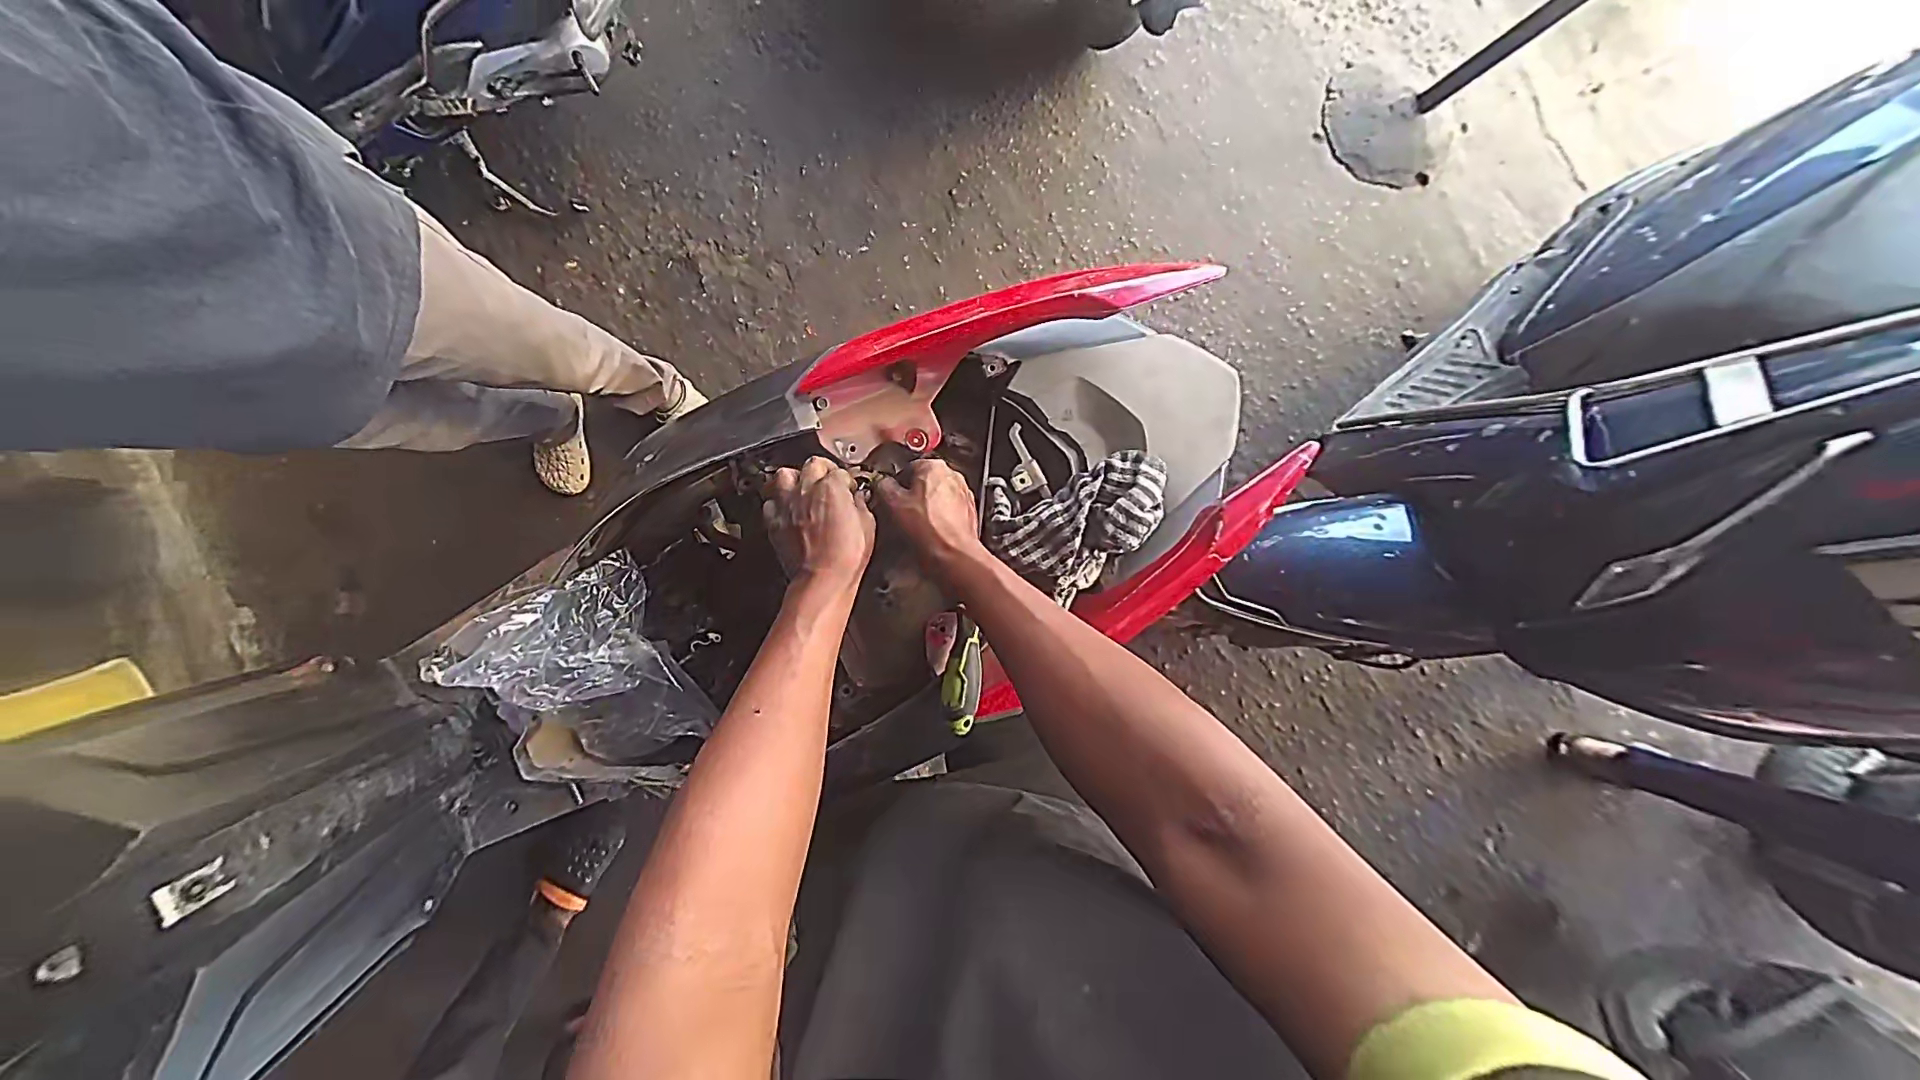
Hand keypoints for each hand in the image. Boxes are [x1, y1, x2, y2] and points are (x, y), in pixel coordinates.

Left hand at [762, 457, 875, 591]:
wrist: (823, 580)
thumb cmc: (846, 557)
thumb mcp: (868, 526)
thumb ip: (861, 505)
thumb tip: (859, 500)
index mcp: (832, 487)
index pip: (840, 471)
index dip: (847, 480)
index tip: (850, 489)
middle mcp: (806, 490)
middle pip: (812, 464)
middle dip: (822, 470)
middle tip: (829, 482)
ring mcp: (787, 505)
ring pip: (784, 475)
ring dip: (794, 479)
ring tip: (803, 487)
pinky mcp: (774, 523)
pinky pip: (770, 502)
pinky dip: (778, 502)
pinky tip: (787, 508)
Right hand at [875, 458, 988, 582]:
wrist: (954, 554)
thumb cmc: (929, 529)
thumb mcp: (893, 503)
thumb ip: (883, 485)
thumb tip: (881, 482)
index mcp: (933, 466)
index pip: (908, 466)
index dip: (896, 483)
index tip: (891, 496)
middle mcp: (952, 475)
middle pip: (924, 480)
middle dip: (913, 494)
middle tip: (903, 511)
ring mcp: (963, 493)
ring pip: (938, 495)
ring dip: (927, 506)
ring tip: (918, 523)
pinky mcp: (969, 510)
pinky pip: (949, 509)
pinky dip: (941, 517)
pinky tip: (932, 529)